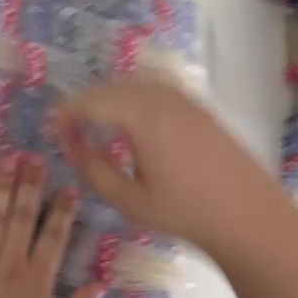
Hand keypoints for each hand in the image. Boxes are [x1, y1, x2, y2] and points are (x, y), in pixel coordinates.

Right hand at [57, 79, 288, 250]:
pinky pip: (158, 90)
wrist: (246, 213)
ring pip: (137, 83)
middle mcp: (164, 99)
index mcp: (143, 118)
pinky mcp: (200, 109)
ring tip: (95, 123)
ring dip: (111, 97)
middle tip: (68, 127)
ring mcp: (186, 101)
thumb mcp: (127, 199)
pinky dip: (134, 98)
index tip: (51, 129)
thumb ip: (93, 168)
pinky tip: (130, 123)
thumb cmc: (182, 211)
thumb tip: (69, 143)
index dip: (67, 112)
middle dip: (86, 102)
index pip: (93, 101)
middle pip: (114, 86)